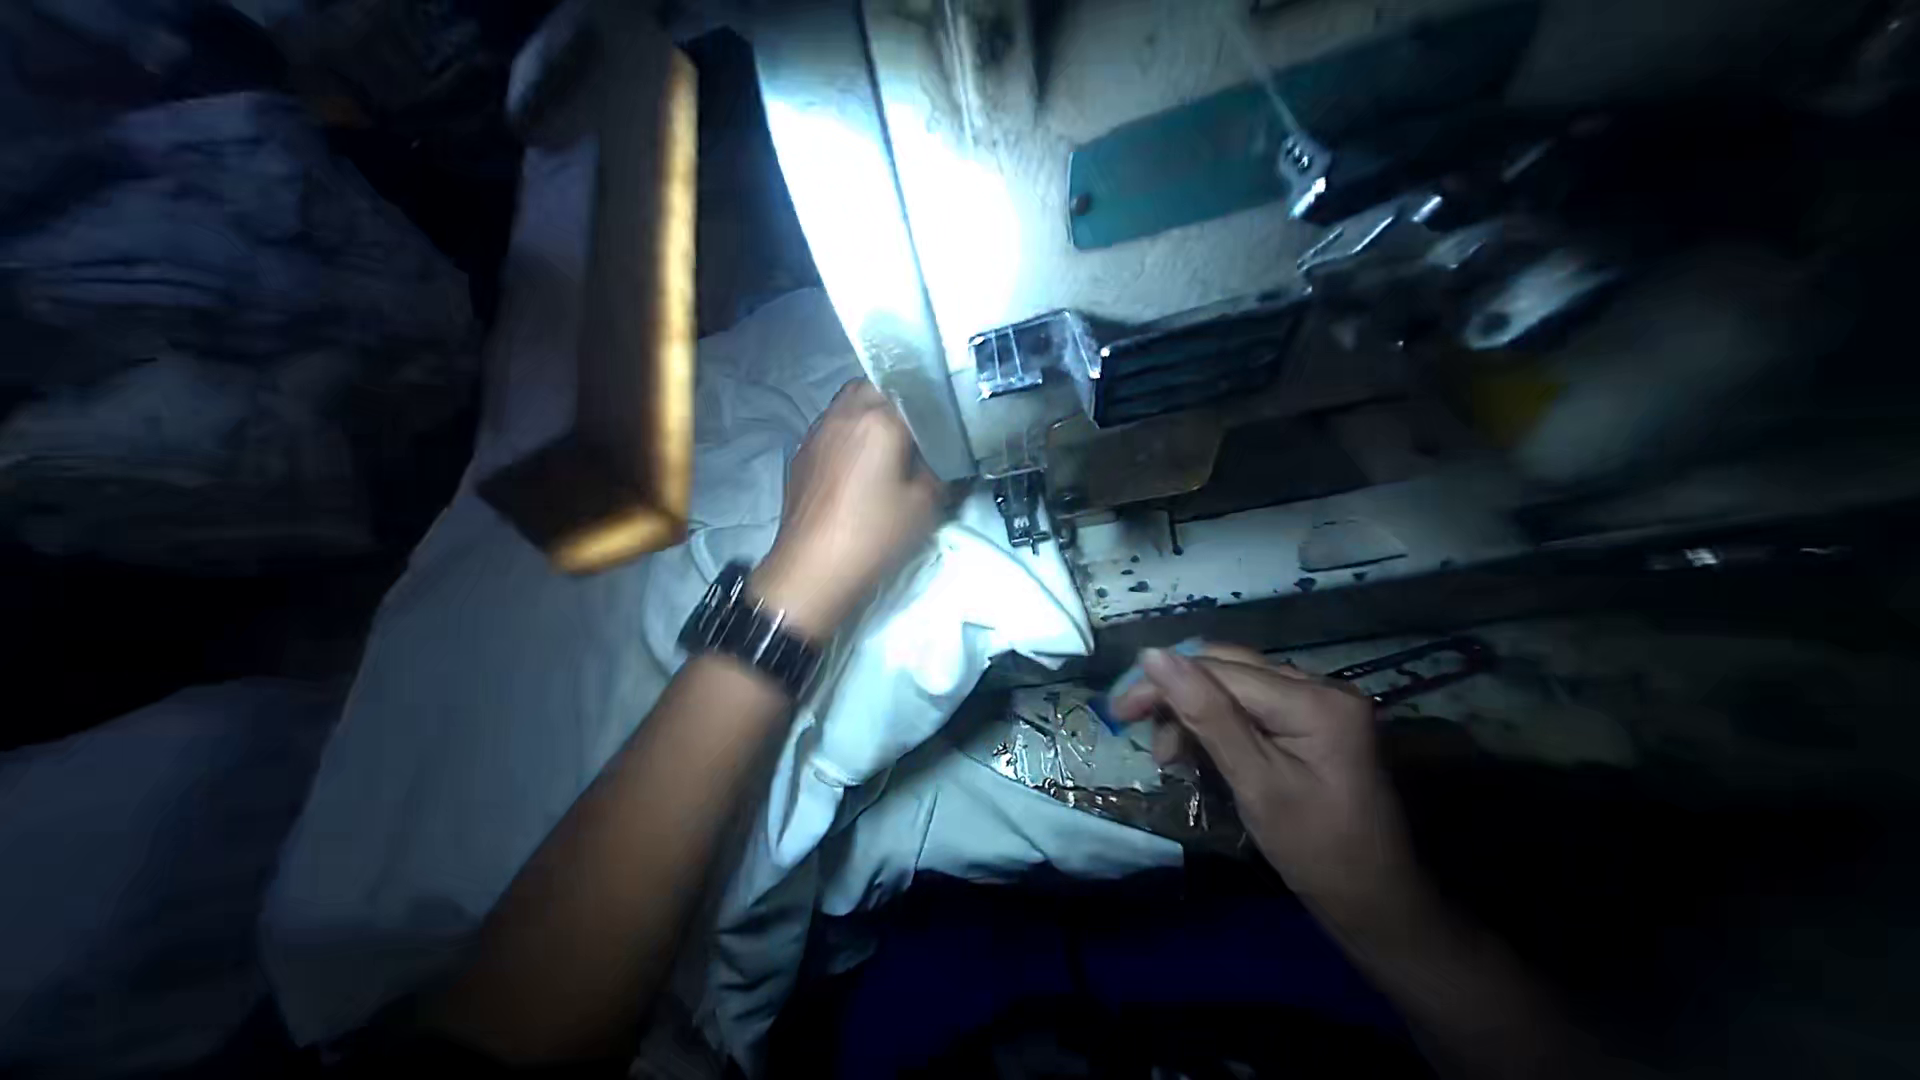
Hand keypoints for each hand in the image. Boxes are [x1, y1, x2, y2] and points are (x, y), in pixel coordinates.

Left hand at [751, 379, 946, 638]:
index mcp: (879, 420)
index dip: (931, 405)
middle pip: (875, 387)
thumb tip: (944, 455)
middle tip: (914, 430)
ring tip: (885, 443)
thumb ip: (940, 470)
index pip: (913, 392)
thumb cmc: (874, 534)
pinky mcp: (802, 452)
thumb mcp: (925, 505)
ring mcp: (818, 431)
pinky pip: (830, 425)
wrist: (813, 568)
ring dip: (868, 412)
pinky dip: (847, 431)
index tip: (943, 424)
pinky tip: (856, 462)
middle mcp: (844, 413)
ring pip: (847, 402)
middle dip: (896, 400)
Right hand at [1112, 644, 1415, 912]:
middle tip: (1137, 728)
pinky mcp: (1313, 718)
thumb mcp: (1256, 784)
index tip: (1118, 711)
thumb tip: (1152, 655)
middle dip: (1175, 694)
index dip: (1163, 684)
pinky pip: (1251, 700)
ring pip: (1234, 682)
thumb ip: (1206, 715)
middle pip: (1226, 668)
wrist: (1377, 902)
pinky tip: (1198, 747)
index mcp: (1316, 700)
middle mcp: (1322, 685)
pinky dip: (1216, 720)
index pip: (1220, 672)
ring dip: (1192, 709)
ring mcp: (1320, 700)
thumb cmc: (1317, 851)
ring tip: (1170, 753)